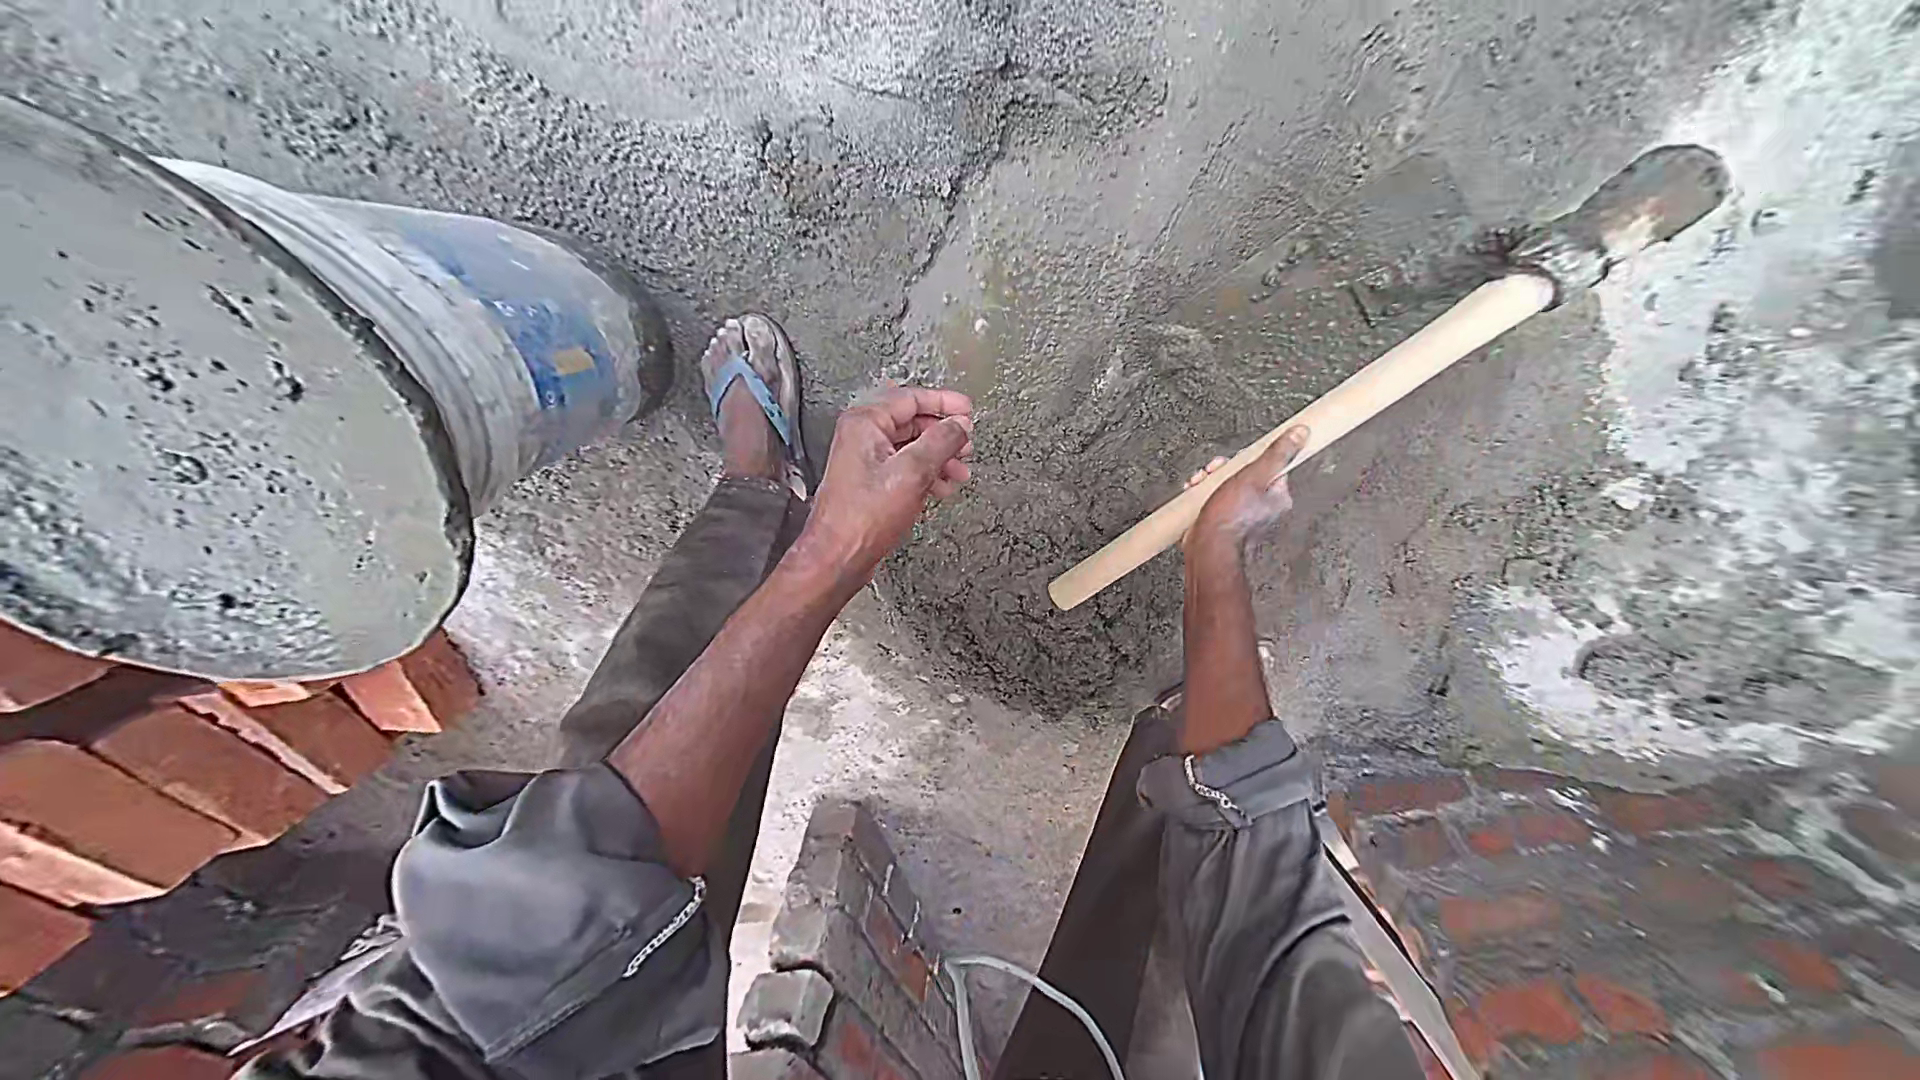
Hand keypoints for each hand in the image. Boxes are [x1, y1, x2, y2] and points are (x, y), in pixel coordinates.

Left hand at [792, 385, 973, 588]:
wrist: (839, 555)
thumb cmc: (862, 518)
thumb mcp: (913, 472)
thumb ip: (941, 442)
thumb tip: (959, 425)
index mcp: (865, 423)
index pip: (911, 398)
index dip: (944, 402)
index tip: (966, 410)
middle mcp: (862, 437)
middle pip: (913, 422)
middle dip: (944, 434)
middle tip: (966, 443)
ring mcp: (866, 460)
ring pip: (912, 447)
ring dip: (939, 457)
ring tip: (959, 470)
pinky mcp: (871, 483)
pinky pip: (905, 468)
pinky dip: (927, 474)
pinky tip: (941, 487)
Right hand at [1182, 425, 1309, 560]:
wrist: (1207, 548)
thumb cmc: (1230, 519)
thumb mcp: (1255, 477)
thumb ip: (1277, 455)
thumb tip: (1301, 433)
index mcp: (1277, 495)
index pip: (1268, 464)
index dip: (1248, 458)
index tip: (1236, 460)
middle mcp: (1261, 505)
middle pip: (1244, 472)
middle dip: (1223, 468)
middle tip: (1215, 471)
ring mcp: (1240, 512)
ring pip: (1226, 483)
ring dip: (1210, 479)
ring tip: (1201, 483)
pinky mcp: (1222, 518)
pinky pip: (1213, 497)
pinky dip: (1203, 492)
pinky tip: (1196, 492)